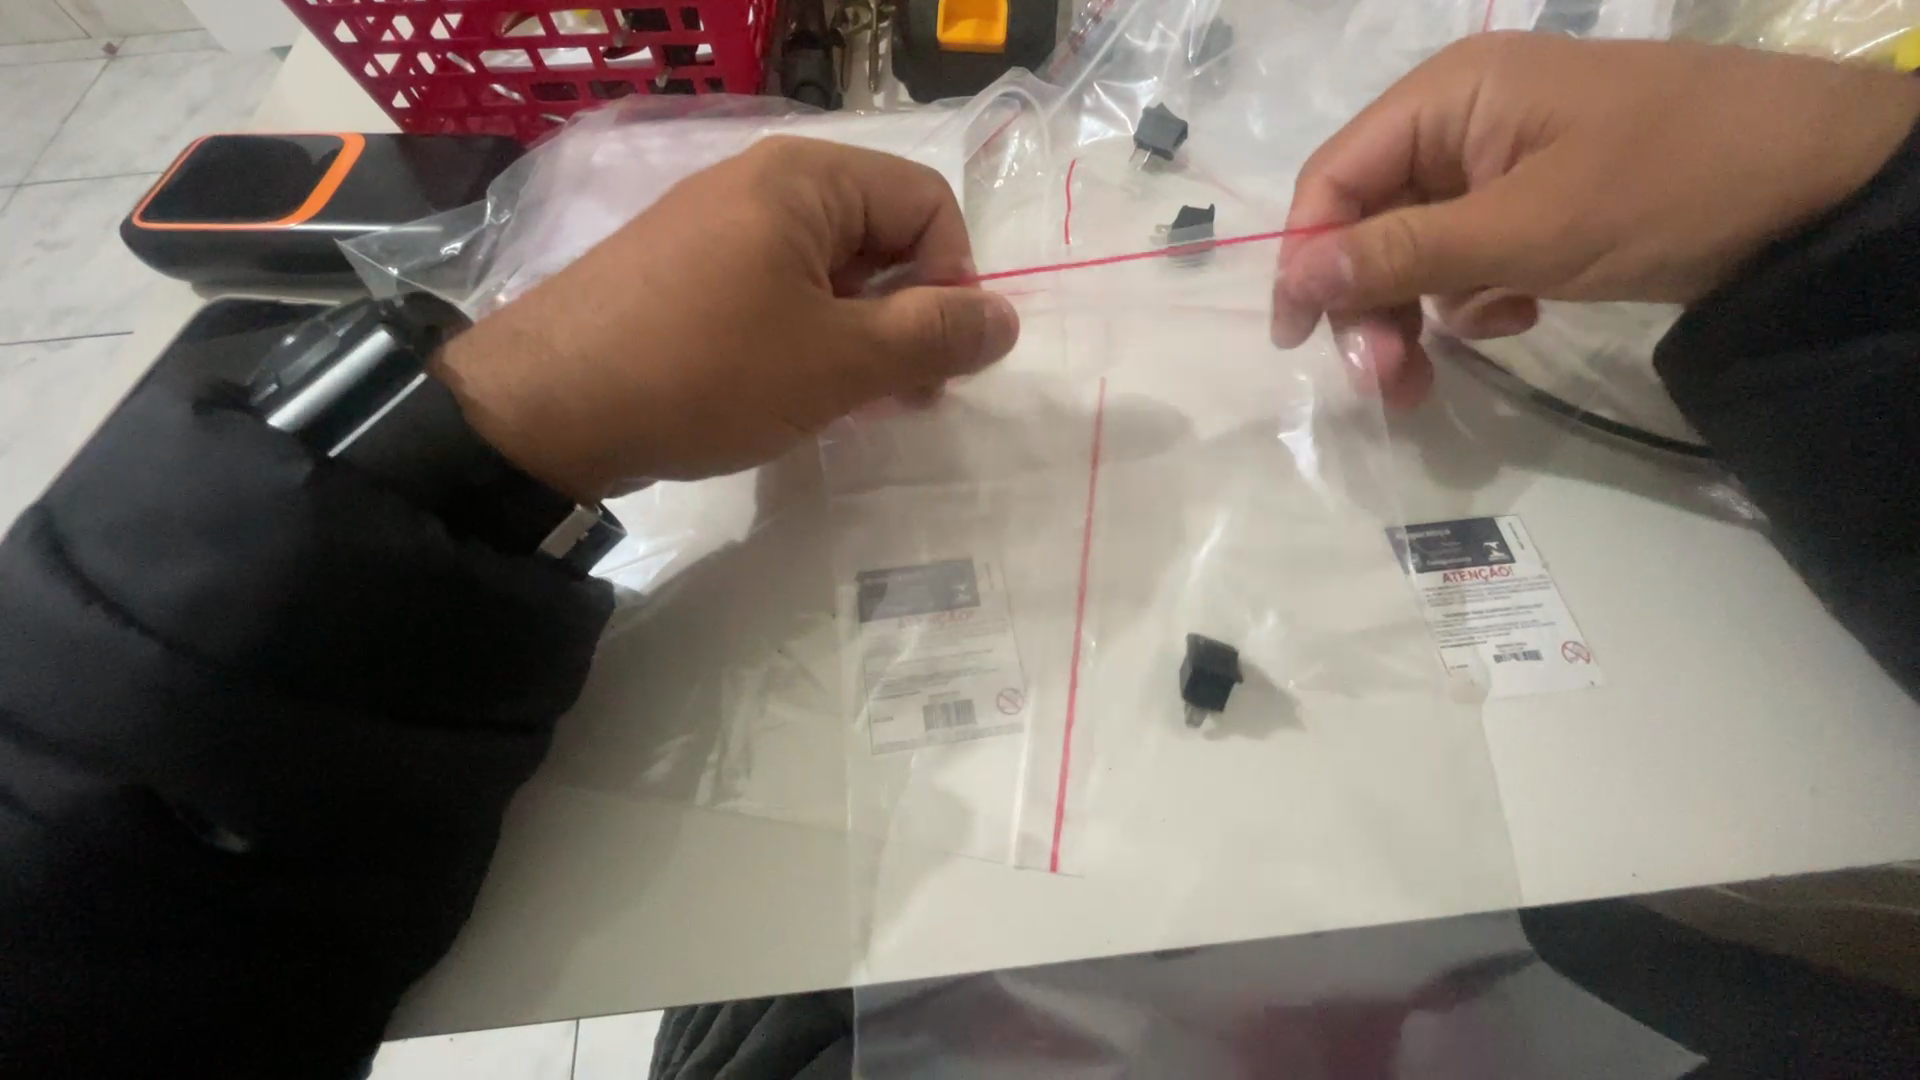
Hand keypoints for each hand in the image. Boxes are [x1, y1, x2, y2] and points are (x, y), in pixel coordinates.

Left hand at [432, 137, 1019, 499]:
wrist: (550, 409)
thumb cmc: (710, 371)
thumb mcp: (840, 362)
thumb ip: (934, 337)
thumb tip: (1008, 320)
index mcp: (807, 180)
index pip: (927, 203)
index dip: (954, 279)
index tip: (941, 358)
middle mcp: (766, 186)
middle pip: (881, 235)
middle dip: (911, 314)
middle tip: (908, 393)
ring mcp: (723, 230)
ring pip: (834, 272)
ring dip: (865, 335)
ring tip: (855, 401)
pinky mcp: (694, 276)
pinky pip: (783, 294)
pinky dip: (814, 339)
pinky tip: (802, 391)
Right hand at [1271, 33, 1919, 408]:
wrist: (1830, 193)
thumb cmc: (1673, 185)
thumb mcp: (1523, 229)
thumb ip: (1398, 253)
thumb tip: (1296, 277)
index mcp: (1448, 98)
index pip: (1332, 180)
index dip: (1304, 258)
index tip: (1298, 335)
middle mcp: (1455, 126)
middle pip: (1363, 226)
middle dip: (1365, 308)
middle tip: (1379, 380)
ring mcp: (1488, 168)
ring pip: (1404, 256)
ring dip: (1408, 321)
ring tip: (1423, 383)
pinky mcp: (1518, 206)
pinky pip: (1454, 263)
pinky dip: (1468, 302)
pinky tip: (1514, 315)